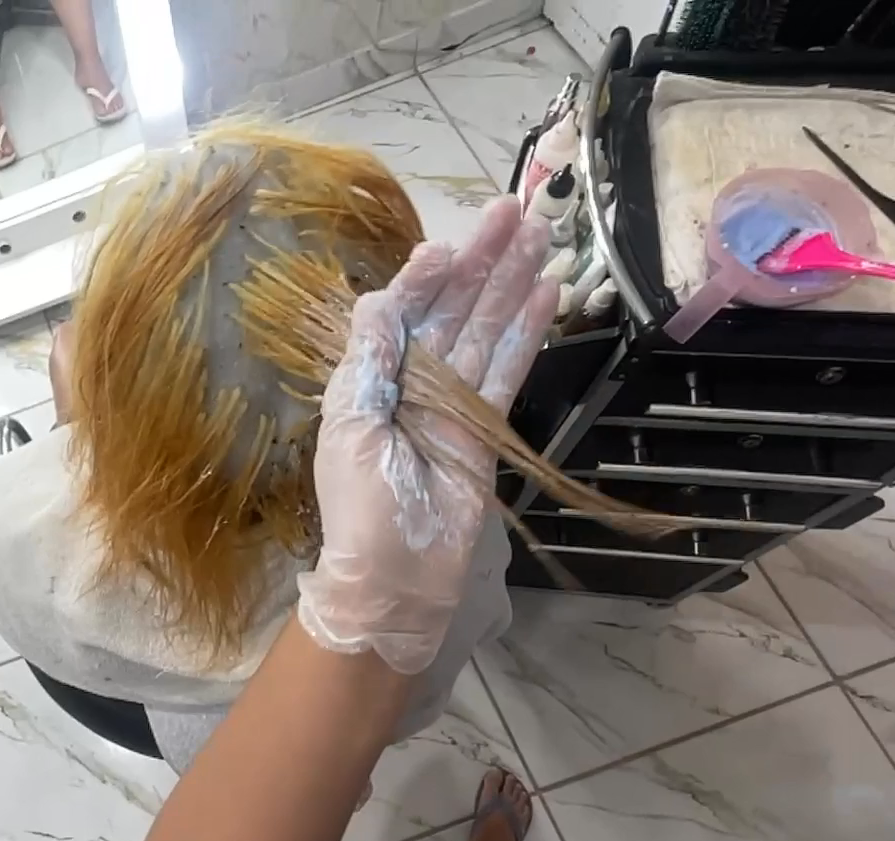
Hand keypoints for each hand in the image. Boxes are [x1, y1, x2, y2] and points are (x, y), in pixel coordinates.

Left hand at [296, 197, 555, 673]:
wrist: (395, 576)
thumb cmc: (361, 505)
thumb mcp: (349, 426)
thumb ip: (367, 362)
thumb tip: (373, 299)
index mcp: (368, 383)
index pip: (398, 316)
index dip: (422, 280)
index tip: (447, 246)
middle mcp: (410, 386)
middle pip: (449, 314)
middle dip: (477, 264)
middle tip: (514, 210)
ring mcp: (450, 405)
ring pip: (483, 333)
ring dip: (509, 287)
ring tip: (540, 236)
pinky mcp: (484, 428)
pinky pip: (506, 373)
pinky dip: (525, 335)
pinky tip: (546, 295)